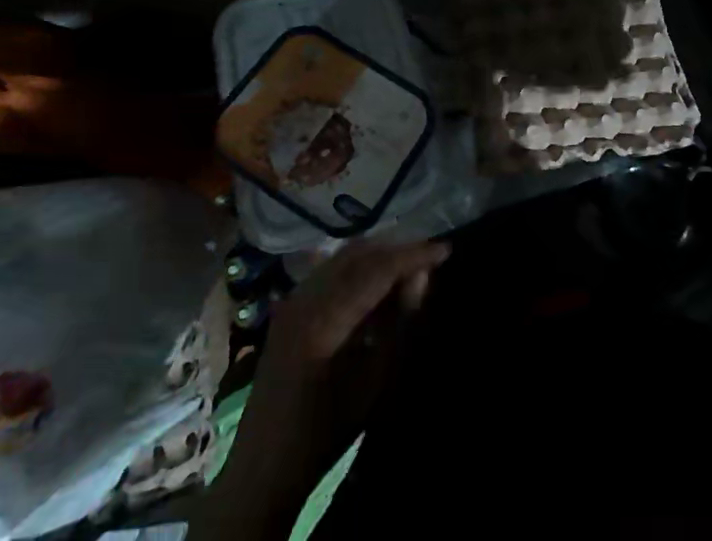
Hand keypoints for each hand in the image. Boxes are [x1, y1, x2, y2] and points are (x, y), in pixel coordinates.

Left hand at [195, 241, 448, 540]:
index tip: (446, 250)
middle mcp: (304, 297)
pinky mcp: (288, 307)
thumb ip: (399, 324)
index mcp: (324, 319)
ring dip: (378, 255)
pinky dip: (358, 267)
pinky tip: (378, 280)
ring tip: (411, 264)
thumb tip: (421, 275)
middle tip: (431, 256)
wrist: (265, 462)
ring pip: (342, 258)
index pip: (376, 269)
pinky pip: (329, 271)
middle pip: (357, 254)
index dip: (413, 255)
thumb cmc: (326, 431)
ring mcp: (292, 299)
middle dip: (396, 248)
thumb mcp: (375, 382)